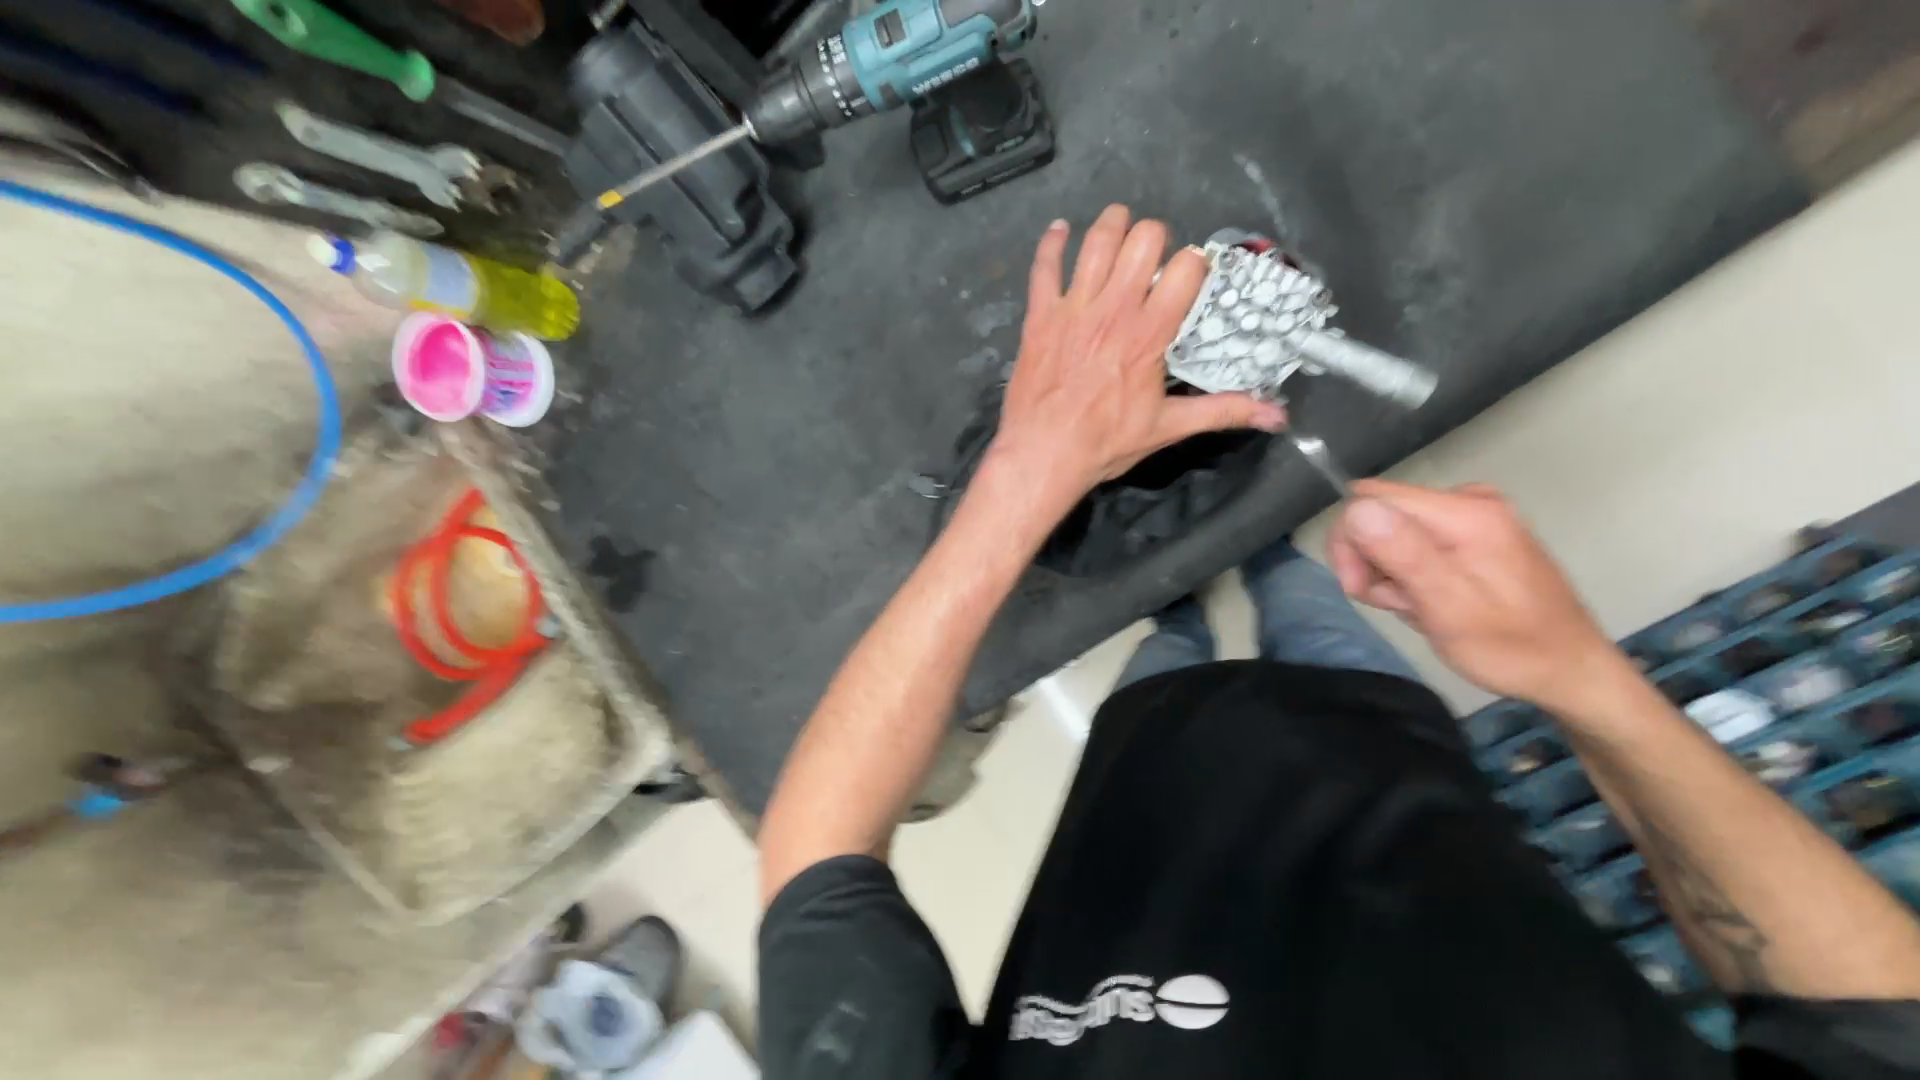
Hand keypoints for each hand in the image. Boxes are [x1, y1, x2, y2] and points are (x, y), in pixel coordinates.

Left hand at [981, 206, 1286, 523]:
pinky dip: (1051, 243)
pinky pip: (1044, 267)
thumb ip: (1223, 412)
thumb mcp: (1168, 428)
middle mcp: (1113, 309)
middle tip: (1154, 255)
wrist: (1042, 454)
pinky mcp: (1040, 316)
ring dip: (1112, 226)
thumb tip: (1278, 416)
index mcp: (1150, 332)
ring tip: (1120, 225)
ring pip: (1095, 243)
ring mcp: (1073, 308)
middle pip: (1142, 239)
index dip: (1196, 264)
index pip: (1187, 268)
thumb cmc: (1105, 442)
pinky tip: (1059, 229)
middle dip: (1155, 237)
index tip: (1192, 276)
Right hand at [1326, 479, 1620, 710]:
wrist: (1570, 669)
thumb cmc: (1511, 648)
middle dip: (1370, 561)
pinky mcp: (1472, 532)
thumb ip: (1404, 554)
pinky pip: (1411, 540)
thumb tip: (1356, 508)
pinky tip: (1429, 600)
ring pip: (1390, 530)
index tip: (1361, 590)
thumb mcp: (1450, 609)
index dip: (1351, 543)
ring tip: (1419, 609)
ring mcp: (1472, 514)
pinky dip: (1408, 574)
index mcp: (1465, 512)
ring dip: (1389, 573)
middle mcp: (1468, 500)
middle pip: (1378, 512)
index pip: (1369, 499)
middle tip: (1395, 605)